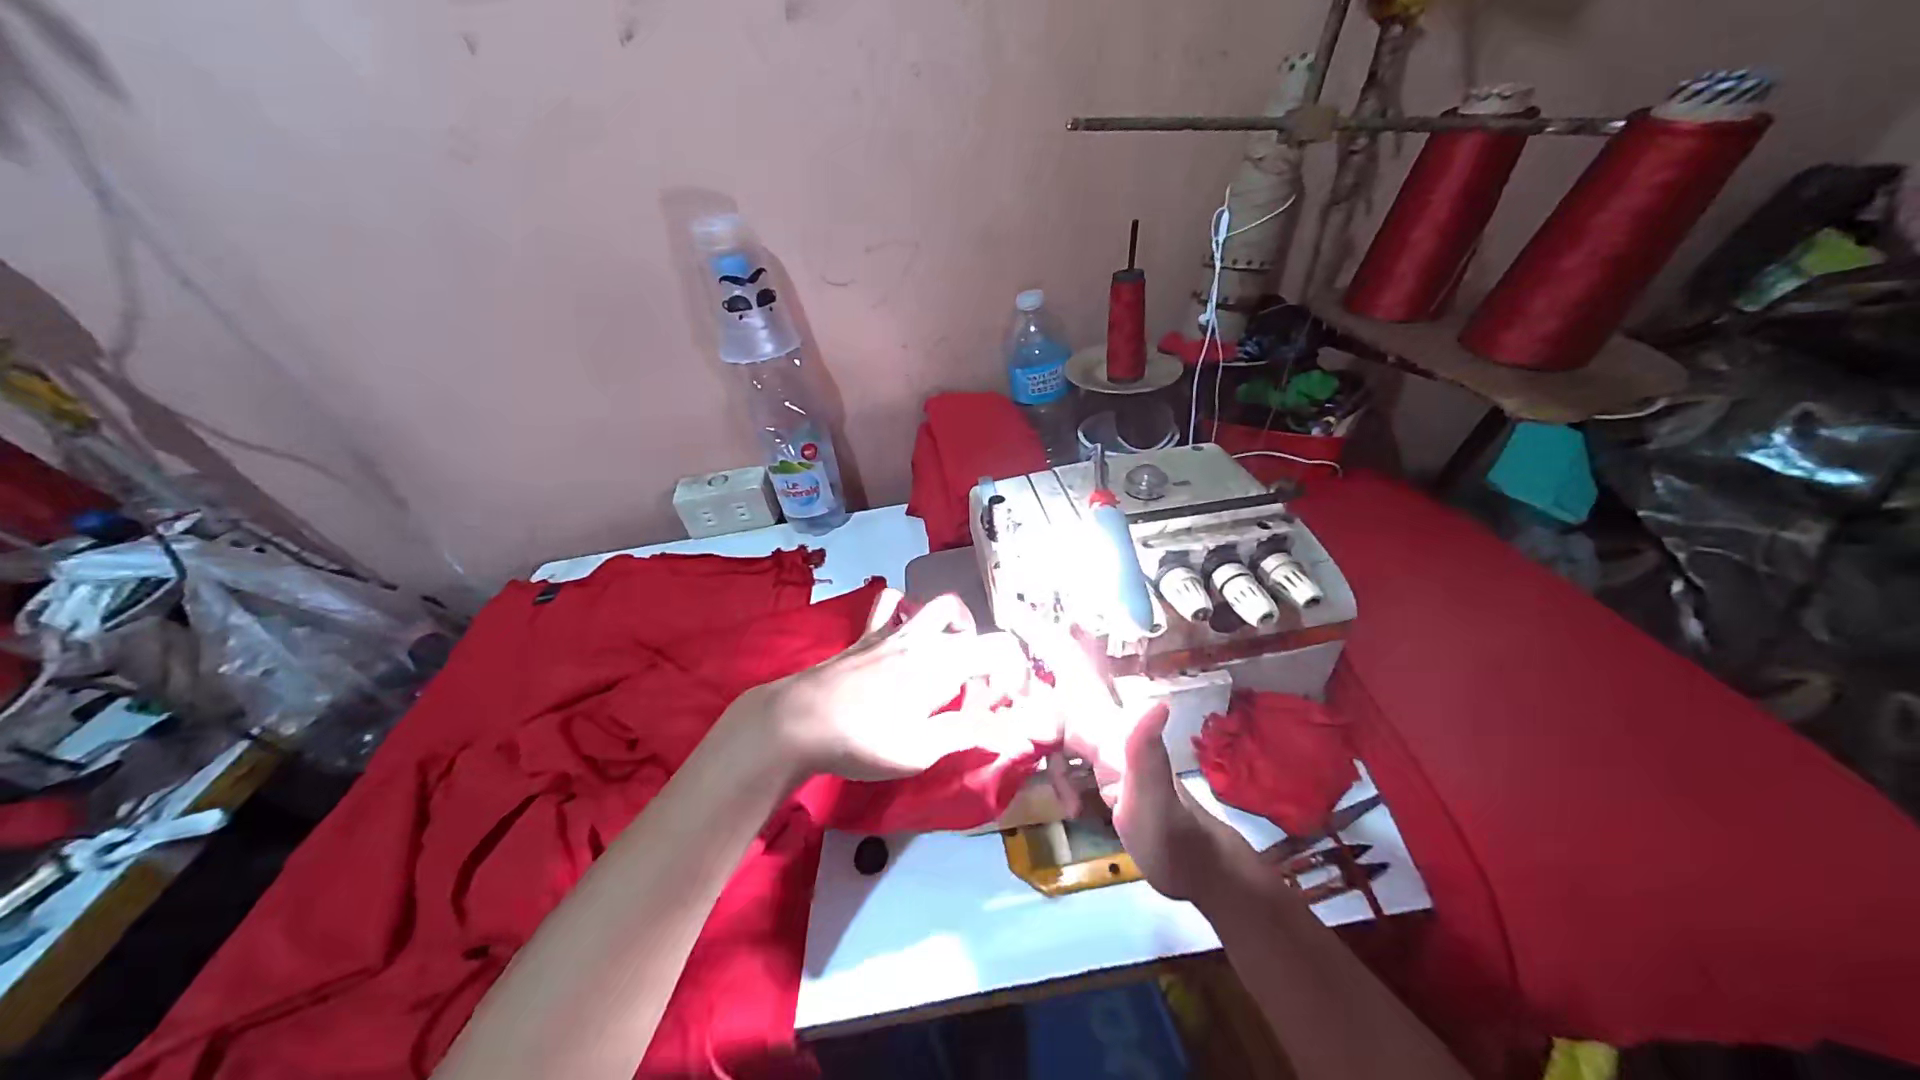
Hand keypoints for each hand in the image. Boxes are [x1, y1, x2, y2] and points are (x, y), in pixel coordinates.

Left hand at [728, 588, 1043, 782]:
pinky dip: (906, 610)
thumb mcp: (921, 749)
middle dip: (983, 662)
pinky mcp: (866, 636)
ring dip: (954, 629)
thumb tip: (1004, 729)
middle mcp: (924, 640)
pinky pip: (891, 603)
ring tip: (947, 660)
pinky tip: (904, 634)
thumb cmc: (863, 740)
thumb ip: (966, 733)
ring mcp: (893, 633)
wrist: (799, 720)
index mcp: (944, 664)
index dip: (1012, 678)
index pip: (1001, 650)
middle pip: (973, 631)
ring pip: (937, 607)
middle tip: (968, 697)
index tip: (996, 710)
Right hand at [1027, 624, 1252, 901]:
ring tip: (1057, 790)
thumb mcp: (1154, 798)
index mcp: (1112, 733)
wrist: (1195, 869)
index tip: (1029, 617)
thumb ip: (1147, 752)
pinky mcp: (1103, 775)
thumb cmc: (1172, 837)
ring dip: (1046, 752)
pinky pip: (1067, 758)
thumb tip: (1155, 702)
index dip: (1058, 649)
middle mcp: (1106, 734)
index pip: (1077, 683)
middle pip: (1059, 705)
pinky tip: (1070, 806)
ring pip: (1060, 732)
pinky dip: (1058, 775)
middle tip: (1011, 714)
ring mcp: (1105, 754)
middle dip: (1034, 706)